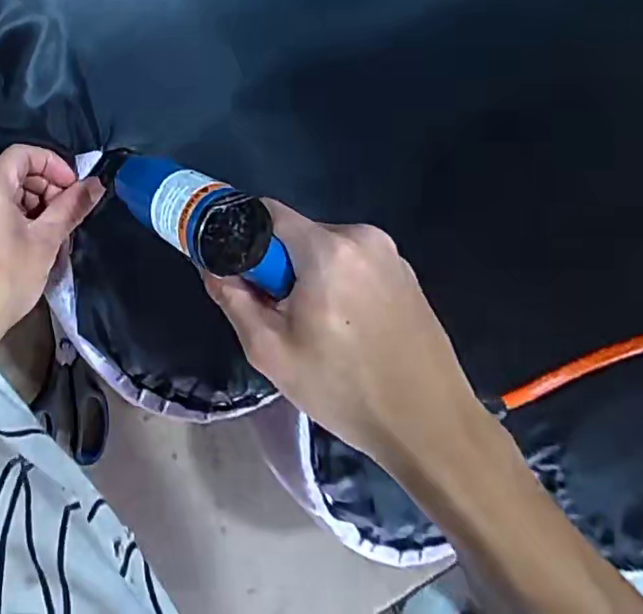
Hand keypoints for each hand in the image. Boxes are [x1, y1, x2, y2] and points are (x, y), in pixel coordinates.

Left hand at [0, 145, 103, 361]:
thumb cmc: (2, 283)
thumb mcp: (44, 243)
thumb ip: (71, 208)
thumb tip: (95, 185)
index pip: (24, 153)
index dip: (54, 165)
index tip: (74, 189)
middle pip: (13, 170)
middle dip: (45, 186)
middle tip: (66, 214)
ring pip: (3, 188)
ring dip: (32, 202)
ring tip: (51, 232)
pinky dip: (13, 212)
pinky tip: (29, 239)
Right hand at [201, 200, 486, 464]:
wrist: (433, 430)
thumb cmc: (345, 390)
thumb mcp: (270, 351)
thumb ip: (231, 298)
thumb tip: (210, 265)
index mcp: (328, 249)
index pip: (266, 212)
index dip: (243, 238)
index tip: (241, 276)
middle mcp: (363, 238)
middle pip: (296, 233)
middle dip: (278, 266)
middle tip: (279, 314)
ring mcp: (391, 255)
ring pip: (324, 250)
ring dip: (308, 277)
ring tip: (316, 328)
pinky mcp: (407, 275)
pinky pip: (353, 264)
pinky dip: (338, 285)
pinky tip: (347, 330)